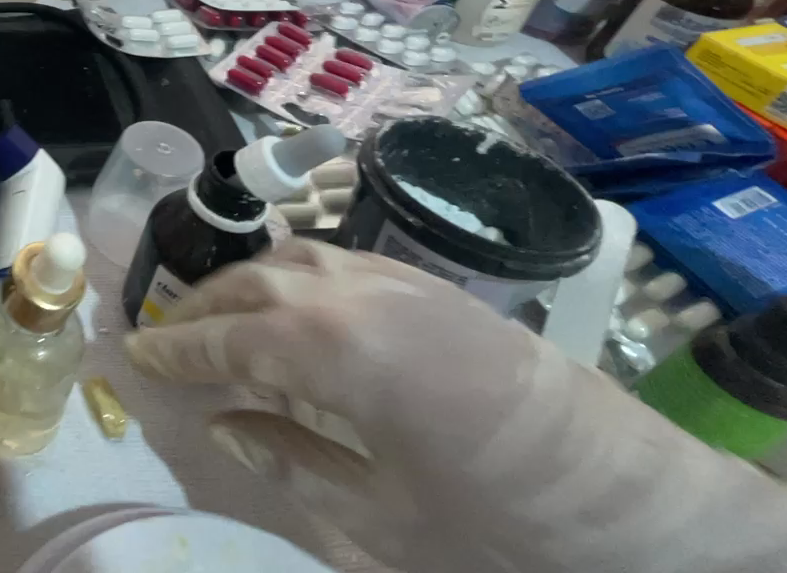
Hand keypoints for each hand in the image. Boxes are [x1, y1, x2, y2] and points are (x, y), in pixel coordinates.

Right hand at [125, 239, 786, 572]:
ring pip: (287, 260)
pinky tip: (287, 304)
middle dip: (197, 310)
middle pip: (248, 285)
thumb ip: (288, 460)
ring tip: (216, 317)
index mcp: (335, 350)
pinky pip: (330, 260)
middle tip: (164, 340)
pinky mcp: (429, 283)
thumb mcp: (384, 518)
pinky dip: (287, 275)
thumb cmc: (508, 526)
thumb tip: (222, 423)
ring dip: (239, 285)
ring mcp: (395, 280)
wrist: (653, 509)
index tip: (134, 355)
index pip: (226, 338)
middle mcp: (354, 294)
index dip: (175, 350)